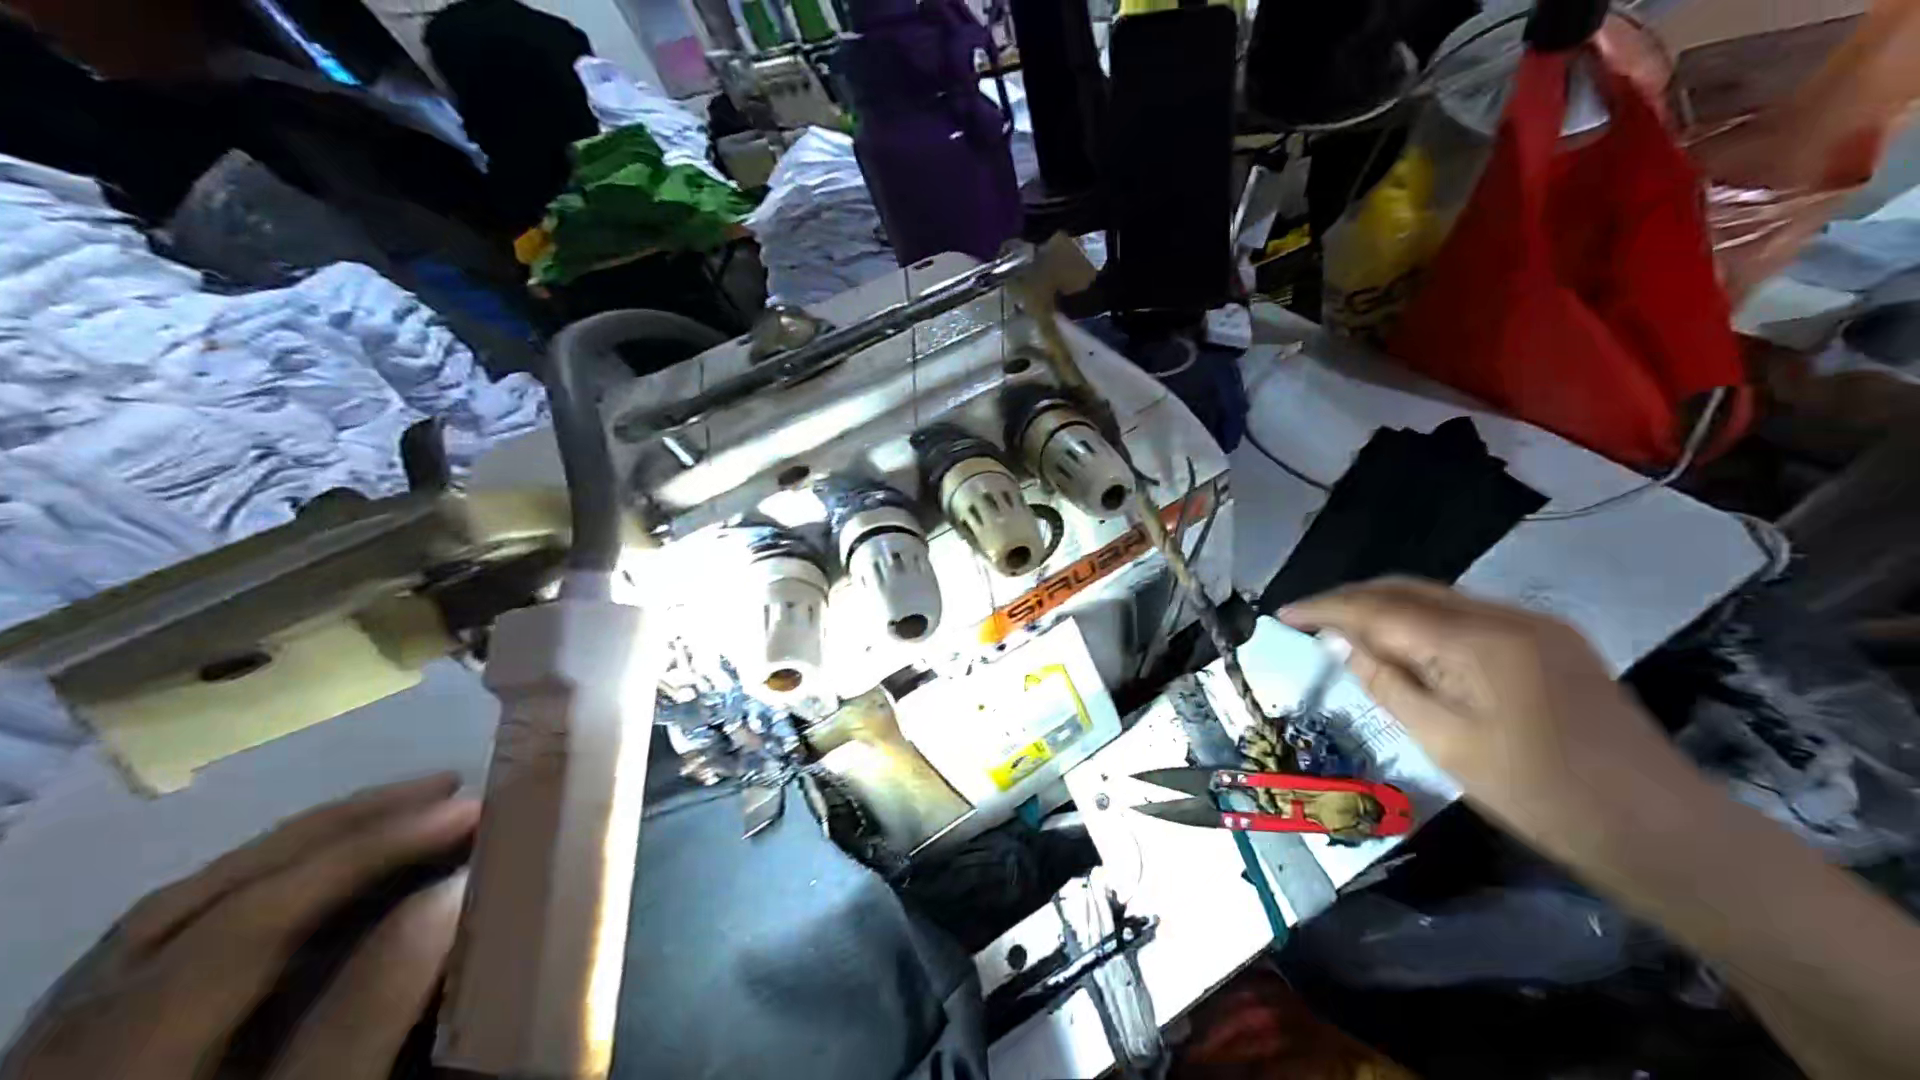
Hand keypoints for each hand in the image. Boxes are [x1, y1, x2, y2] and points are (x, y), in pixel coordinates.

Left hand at [2, 775, 479, 1079]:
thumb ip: (368, 1014)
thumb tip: (456, 893)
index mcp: (130, 1040)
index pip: (268, 911)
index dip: (376, 847)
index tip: (472, 807)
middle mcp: (91, 1013)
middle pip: (228, 885)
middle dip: (349, 823)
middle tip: (444, 785)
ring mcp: (76, 1022)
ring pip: (198, 894)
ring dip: (307, 840)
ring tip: (392, 811)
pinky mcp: (89, 1034)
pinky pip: (179, 921)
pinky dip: (263, 876)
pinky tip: (309, 872)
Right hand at [1281, 578, 1706, 860]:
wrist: (1662, 831)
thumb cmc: (1541, 795)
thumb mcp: (1444, 742)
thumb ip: (1387, 683)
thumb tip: (1341, 644)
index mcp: (1478, 641)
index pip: (1381, 608)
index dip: (1326, 608)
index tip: (1282, 614)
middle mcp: (1507, 615)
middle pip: (1409, 589)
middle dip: (1352, 600)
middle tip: (1309, 621)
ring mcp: (1536, 624)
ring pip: (1438, 598)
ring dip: (1387, 609)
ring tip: (1347, 634)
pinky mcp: (1552, 641)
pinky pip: (1468, 616)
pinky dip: (1423, 622)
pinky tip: (1407, 647)